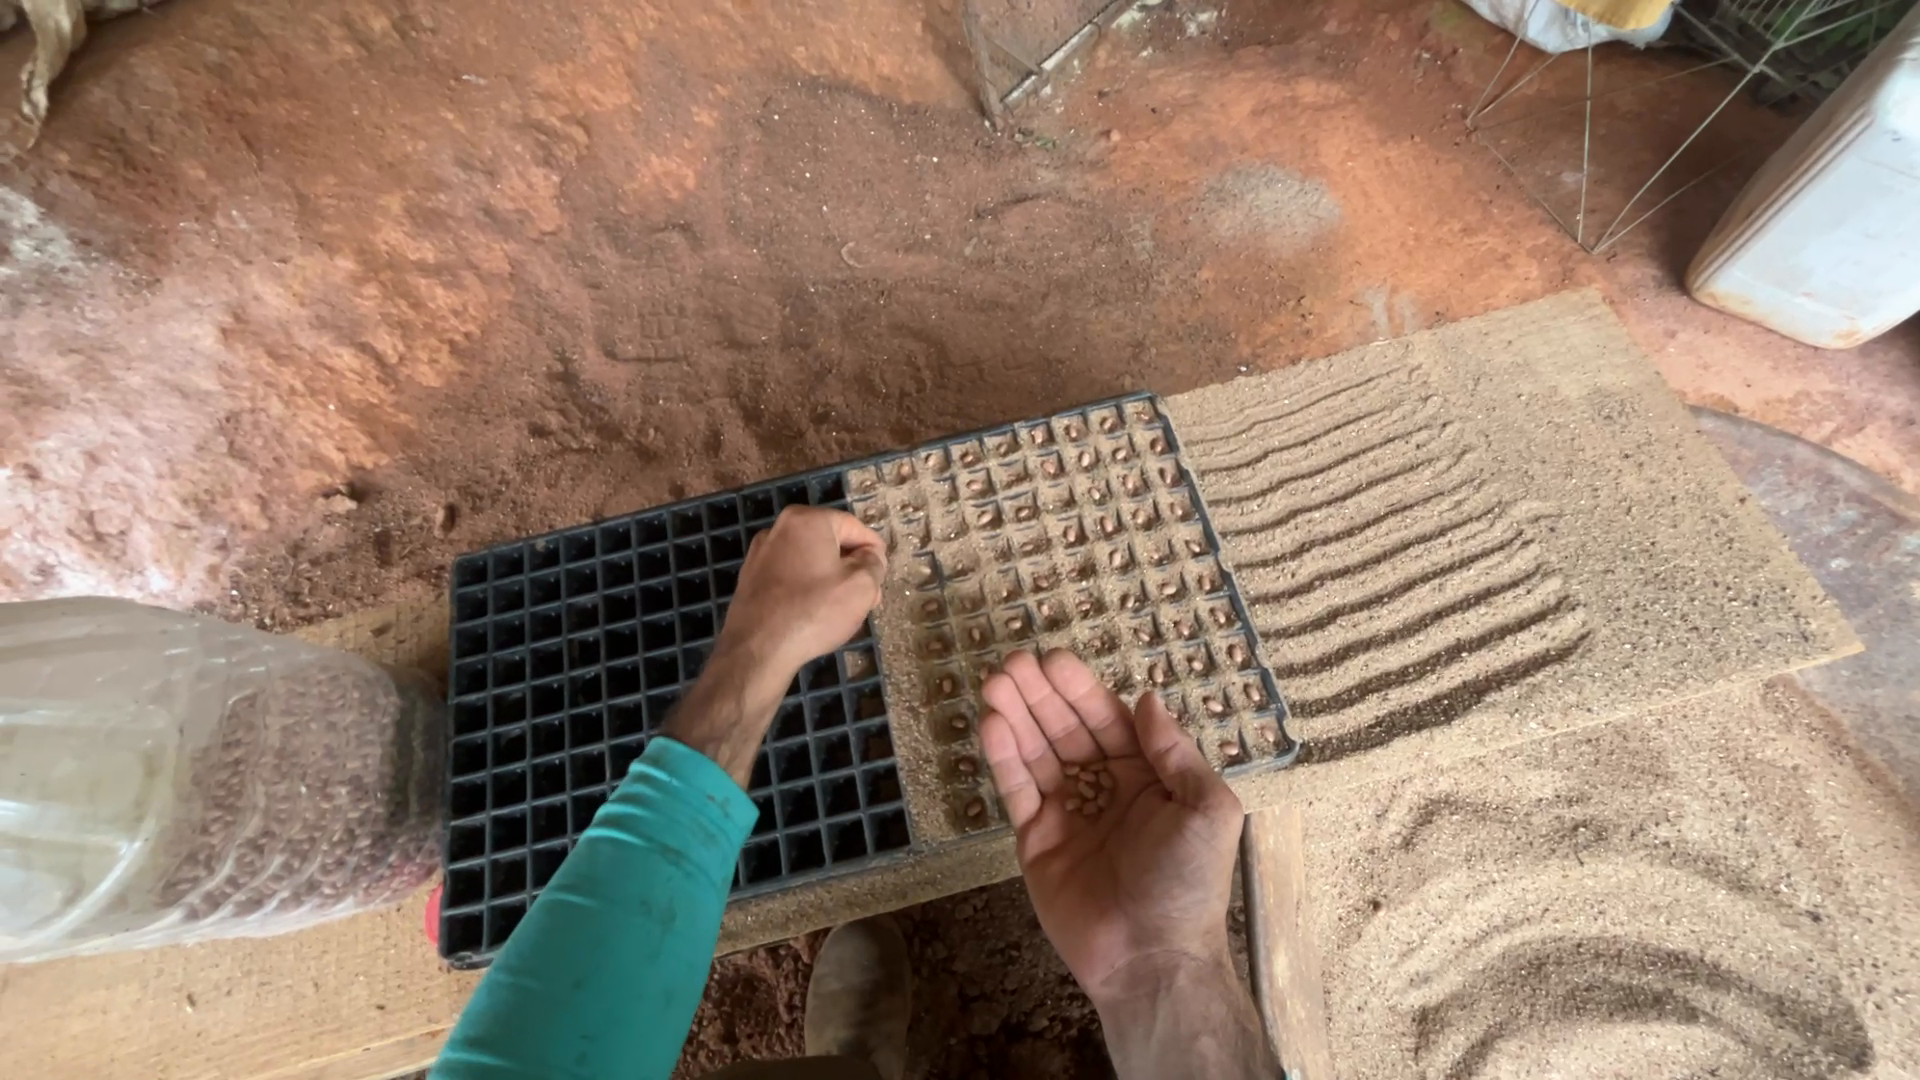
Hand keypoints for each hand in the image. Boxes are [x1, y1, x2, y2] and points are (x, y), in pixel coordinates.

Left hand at [713, 505, 886, 687]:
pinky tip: (817, 613)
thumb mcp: (861, 586)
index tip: (883, 572)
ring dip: (832, 579)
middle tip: (869, 596)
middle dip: (853, 567)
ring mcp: (760, 554)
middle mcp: (779, 529)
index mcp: (807, 520)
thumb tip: (871, 555)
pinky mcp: (751, 579)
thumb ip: (874, 563)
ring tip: (846, 609)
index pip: (853, 526)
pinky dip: (808, 588)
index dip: (874, 549)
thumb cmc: (814, 610)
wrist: (758, 649)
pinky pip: (791, 575)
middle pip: (830, 542)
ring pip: (810, 560)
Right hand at [978, 649, 1243, 1006]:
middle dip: (1039, 695)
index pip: (1106, 720)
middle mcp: (1102, 786)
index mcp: (1144, 775)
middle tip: (1012, 663)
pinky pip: (1018, 790)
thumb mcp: (1206, 810)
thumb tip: (1147, 699)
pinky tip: (991, 725)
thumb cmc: (1186, 882)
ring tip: (994, 682)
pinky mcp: (1035, 839)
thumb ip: (1176, 752)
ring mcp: (1066, 811)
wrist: (1151, 961)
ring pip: (1036, 752)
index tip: (1053, 660)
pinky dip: (1004, 757)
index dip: (1079, 689)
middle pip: (1064, 728)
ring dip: (1015, 716)